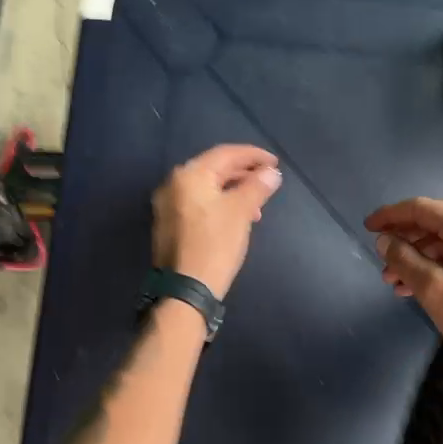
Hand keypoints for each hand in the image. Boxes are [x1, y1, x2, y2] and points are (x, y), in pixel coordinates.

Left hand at [152, 145, 282, 298]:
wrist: (185, 289)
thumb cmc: (215, 245)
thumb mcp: (241, 212)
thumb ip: (257, 186)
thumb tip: (271, 173)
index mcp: (189, 175)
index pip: (225, 154)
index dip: (253, 156)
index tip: (275, 163)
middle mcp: (173, 184)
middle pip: (214, 169)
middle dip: (243, 172)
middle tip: (267, 178)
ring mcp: (167, 205)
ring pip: (206, 188)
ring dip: (233, 190)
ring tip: (257, 205)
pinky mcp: (168, 224)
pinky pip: (198, 203)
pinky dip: (219, 203)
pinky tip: (236, 217)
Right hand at [364, 198, 442, 384]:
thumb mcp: (433, 290)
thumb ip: (404, 260)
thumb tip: (384, 240)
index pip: (421, 208)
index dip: (390, 215)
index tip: (367, 227)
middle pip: (434, 223)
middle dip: (403, 240)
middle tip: (380, 261)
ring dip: (418, 257)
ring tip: (394, 282)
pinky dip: (436, 266)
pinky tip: (419, 288)